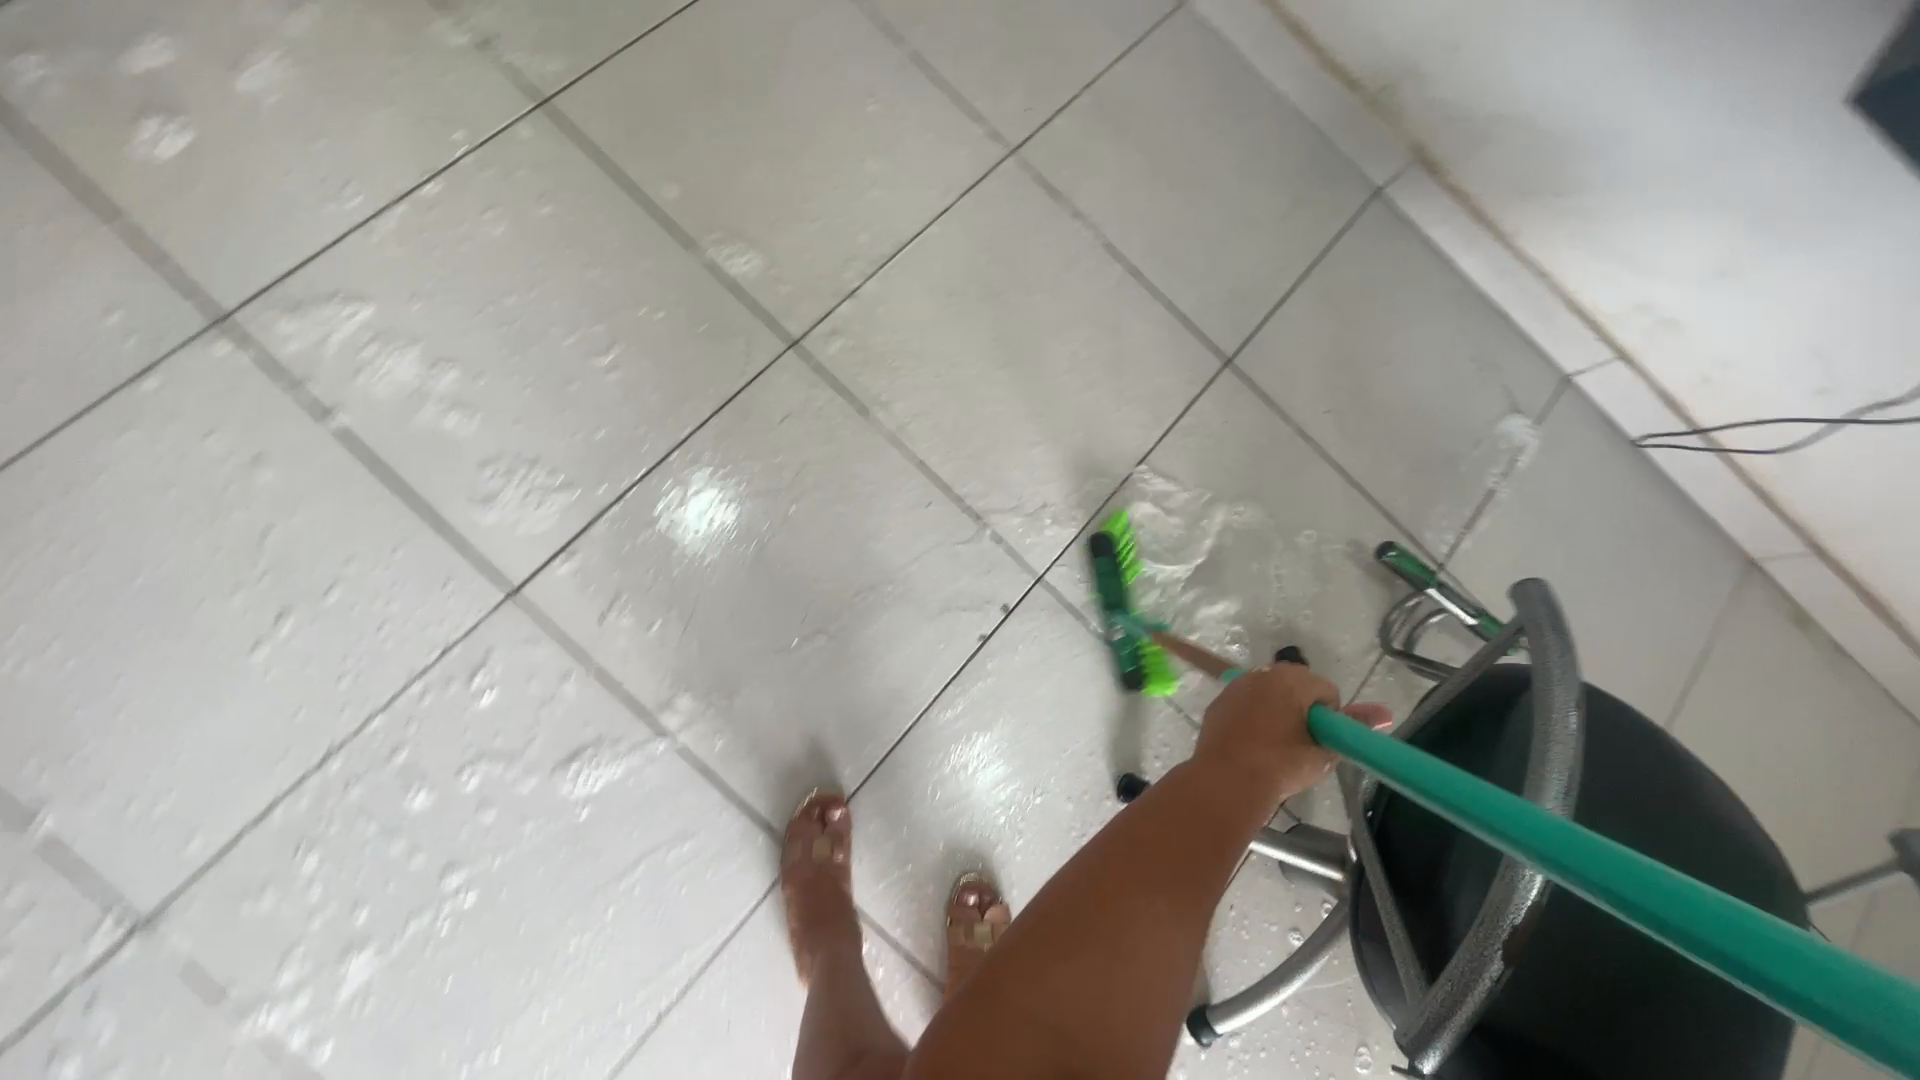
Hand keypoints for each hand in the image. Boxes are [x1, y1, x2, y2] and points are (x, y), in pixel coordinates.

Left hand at [1194, 664, 1393, 805]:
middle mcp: (1261, 674)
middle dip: (1302, 710)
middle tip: (1299, 744)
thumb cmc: (1281, 765)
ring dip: (1276, 712)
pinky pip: (1245, 705)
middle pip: (1295, 688)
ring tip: (1275, 746)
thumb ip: (1355, 727)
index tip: (1319, 740)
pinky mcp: (1218, 703)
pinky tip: (1251, 744)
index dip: (1329, 718)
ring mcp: (1236, 686)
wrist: (1228, 781)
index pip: (1326, 691)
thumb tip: (1386, 713)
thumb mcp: (1324, 750)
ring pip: (1268, 695)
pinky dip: (1252, 718)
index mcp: (1291, 679)